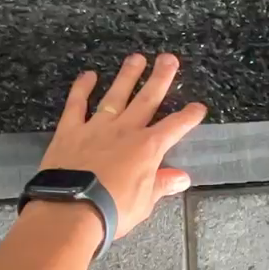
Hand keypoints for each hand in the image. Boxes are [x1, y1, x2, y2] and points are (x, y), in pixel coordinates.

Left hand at [37, 53, 206, 238]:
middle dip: (160, 78)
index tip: (198, 107)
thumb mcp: (144, 202)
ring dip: (127, 76)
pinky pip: (76, 104)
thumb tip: (181, 178)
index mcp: (147, 148)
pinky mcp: (70, 131)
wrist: (71, 210)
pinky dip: (82, 88)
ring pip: (116, 95)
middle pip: (147, 99)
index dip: (189, 116)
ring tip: (136, 58)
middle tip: (169, 59)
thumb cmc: (111, 211)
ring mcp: (96, 127)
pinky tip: (89, 75)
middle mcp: (125, 131)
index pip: (175, 127)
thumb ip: (161, 184)